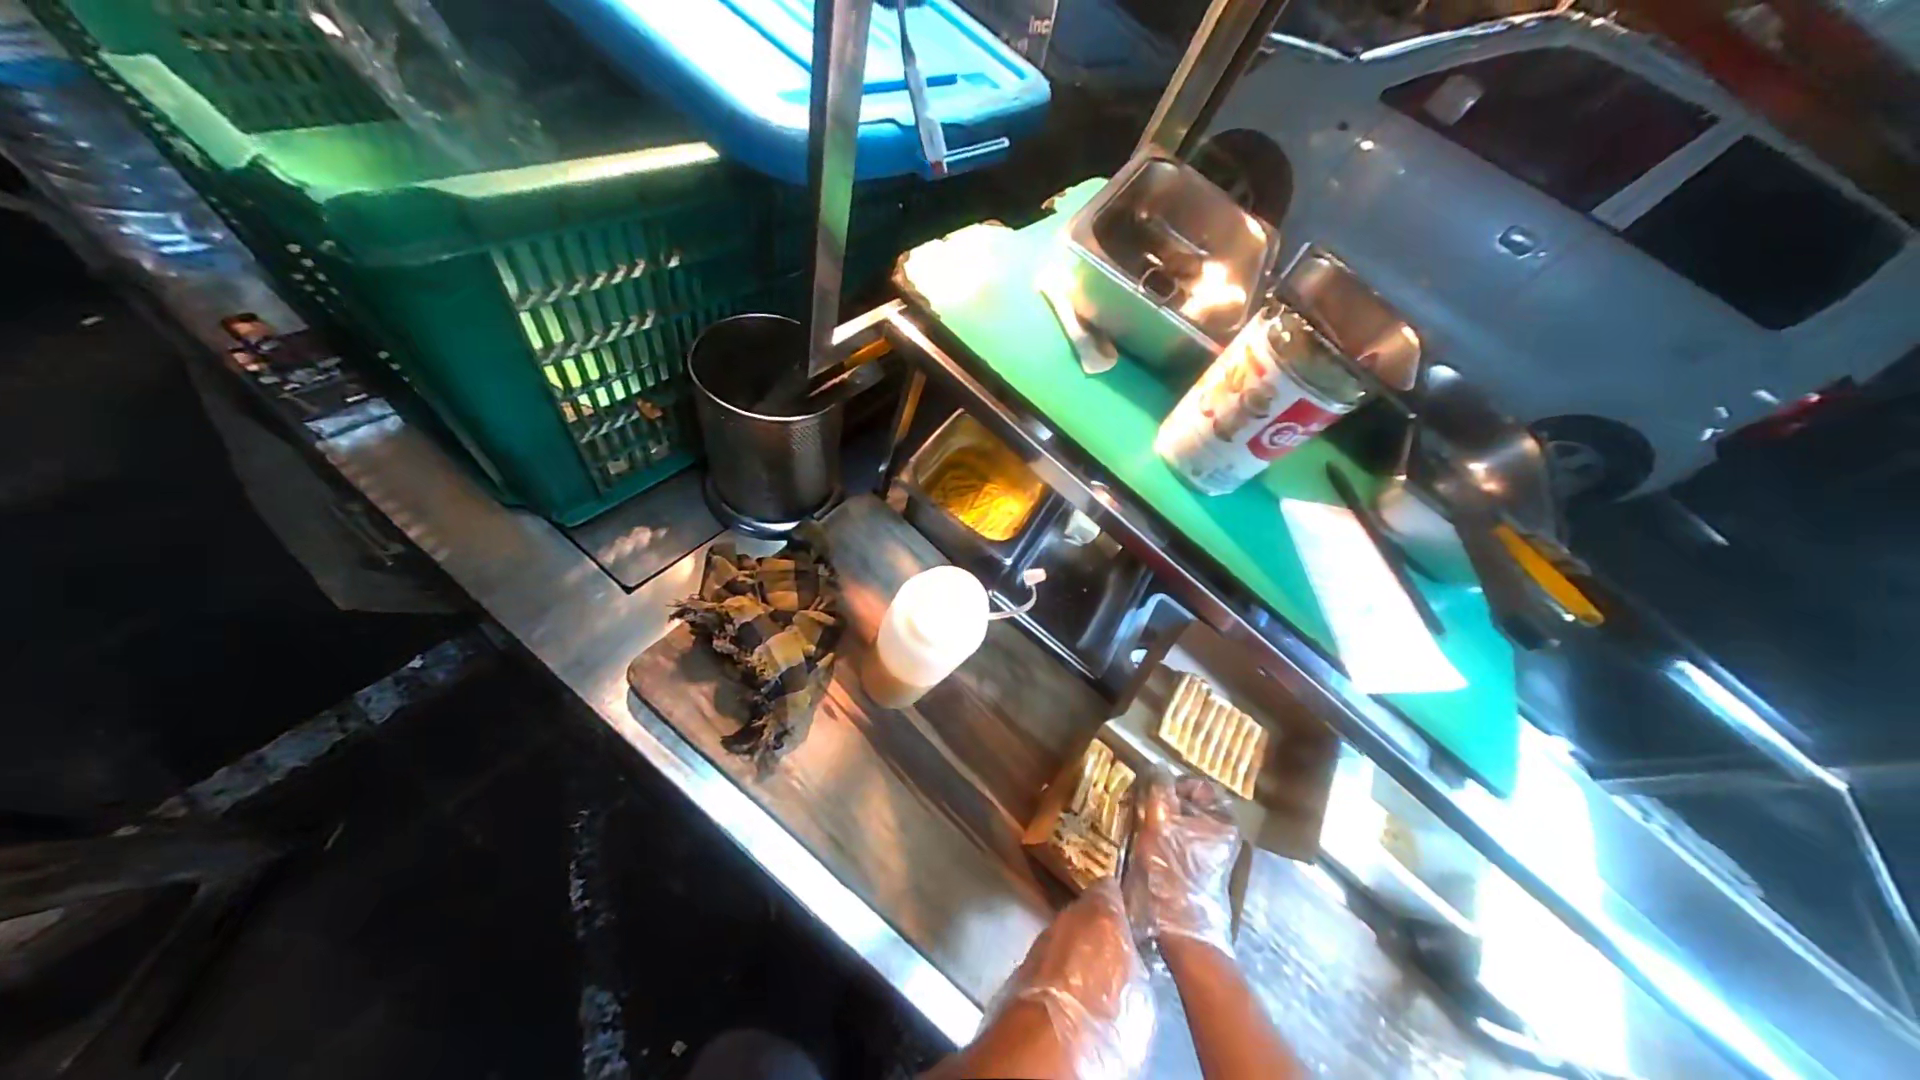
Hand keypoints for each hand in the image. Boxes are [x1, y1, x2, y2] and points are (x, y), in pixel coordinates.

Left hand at [988, 879, 1155, 1079]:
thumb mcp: (1137, 989)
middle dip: (1096, 924)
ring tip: (1089, 971)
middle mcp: (1070, 914)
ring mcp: (1045, 933)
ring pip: (1066, 930)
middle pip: (1086, 910)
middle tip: (1111, 948)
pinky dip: (1059, 963)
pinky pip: (1051, 952)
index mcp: (1102, 913)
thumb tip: (1132, 957)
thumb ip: (1133, 960)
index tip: (1126, 915)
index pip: (1111, 891)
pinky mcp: (1026, 957)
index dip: (1118, 903)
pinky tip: (1067, 985)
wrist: (1047, 1037)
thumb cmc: (1103, 1014)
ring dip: (1076, 943)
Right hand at [1128, 775, 1240, 953]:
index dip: (1173, 784)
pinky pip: (1177, 845)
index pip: (1198, 784)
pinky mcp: (1197, 874)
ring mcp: (1210, 857)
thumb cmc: (1173, 874)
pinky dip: (1160, 843)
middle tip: (1139, 813)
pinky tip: (1143, 854)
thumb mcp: (1160, 823)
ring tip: (1137, 832)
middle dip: (1161, 805)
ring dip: (1158, 824)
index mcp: (1222, 820)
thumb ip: (1159, 790)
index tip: (1151, 794)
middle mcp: (1222, 836)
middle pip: (1187, 805)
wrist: (1183, 936)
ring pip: (1179, 825)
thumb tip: (1157, 767)